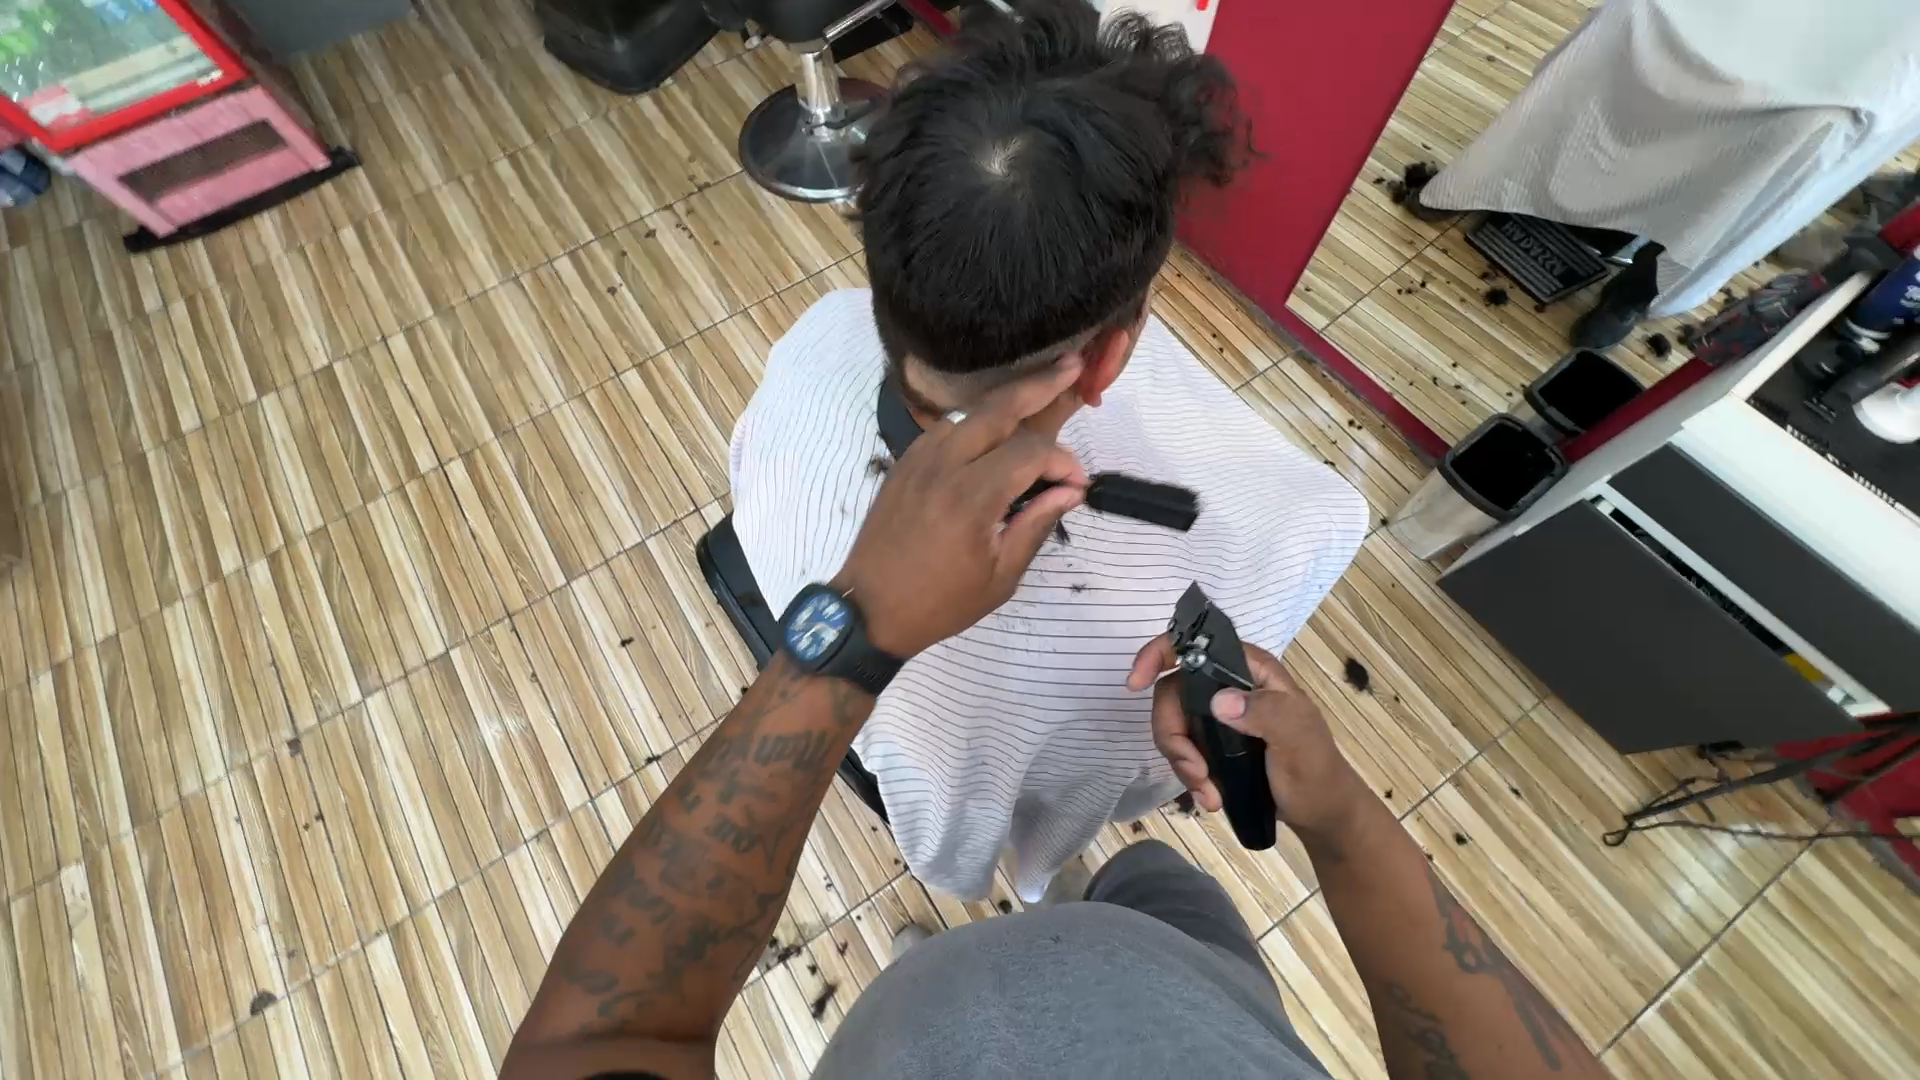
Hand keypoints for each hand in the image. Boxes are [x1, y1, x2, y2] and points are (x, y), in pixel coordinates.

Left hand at [836, 358, 1087, 657]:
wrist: (868, 610)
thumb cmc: (939, 603)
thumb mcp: (1000, 578)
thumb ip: (1036, 525)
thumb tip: (1070, 490)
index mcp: (971, 498)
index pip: (1030, 453)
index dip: (1062, 462)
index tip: (1076, 484)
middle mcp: (943, 466)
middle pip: (998, 409)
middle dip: (1039, 385)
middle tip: (1072, 367)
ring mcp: (917, 460)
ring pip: (969, 413)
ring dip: (1005, 404)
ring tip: (1038, 392)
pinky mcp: (902, 463)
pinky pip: (944, 429)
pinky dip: (975, 423)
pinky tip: (992, 431)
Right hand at [1128, 637, 1371, 838]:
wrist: (1323, 815)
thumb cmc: (1317, 771)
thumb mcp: (1298, 738)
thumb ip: (1265, 713)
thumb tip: (1218, 701)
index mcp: (1249, 669)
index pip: (1195, 645)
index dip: (1158, 654)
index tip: (1135, 682)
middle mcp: (1226, 685)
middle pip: (1172, 693)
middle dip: (1174, 735)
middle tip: (1194, 771)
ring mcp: (1216, 714)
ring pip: (1172, 725)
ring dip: (1182, 761)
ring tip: (1208, 792)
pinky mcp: (1210, 742)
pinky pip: (1181, 749)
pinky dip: (1188, 774)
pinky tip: (1209, 796)